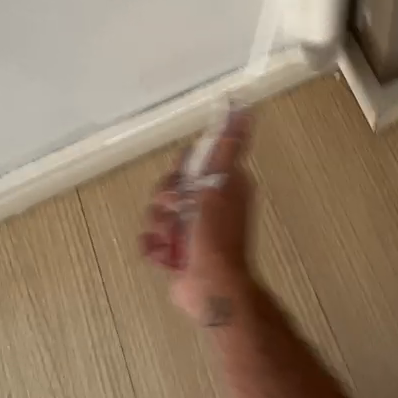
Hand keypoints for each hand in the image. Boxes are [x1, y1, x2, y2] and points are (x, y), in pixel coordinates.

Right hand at [139, 110, 255, 325]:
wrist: (211, 289)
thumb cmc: (217, 235)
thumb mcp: (220, 183)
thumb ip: (227, 147)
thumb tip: (245, 108)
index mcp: (222, 184)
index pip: (191, 161)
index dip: (181, 170)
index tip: (182, 181)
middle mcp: (208, 203)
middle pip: (170, 186)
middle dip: (165, 201)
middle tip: (174, 212)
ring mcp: (191, 228)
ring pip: (158, 213)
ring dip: (159, 227)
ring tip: (170, 242)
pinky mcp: (177, 251)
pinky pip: (152, 239)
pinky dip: (154, 248)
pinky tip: (163, 257)